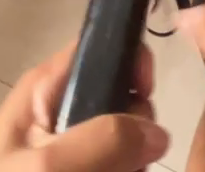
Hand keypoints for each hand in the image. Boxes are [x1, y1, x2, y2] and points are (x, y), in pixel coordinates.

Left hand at [0, 40, 169, 171]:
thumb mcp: (45, 167)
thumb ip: (103, 142)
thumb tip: (159, 131)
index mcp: (46, 87)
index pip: (101, 46)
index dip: (130, 61)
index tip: (145, 96)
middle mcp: (59, 110)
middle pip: (119, 97)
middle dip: (135, 126)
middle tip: (131, 162)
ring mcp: (65, 149)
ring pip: (120, 140)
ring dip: (130, 161)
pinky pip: (110, 167)